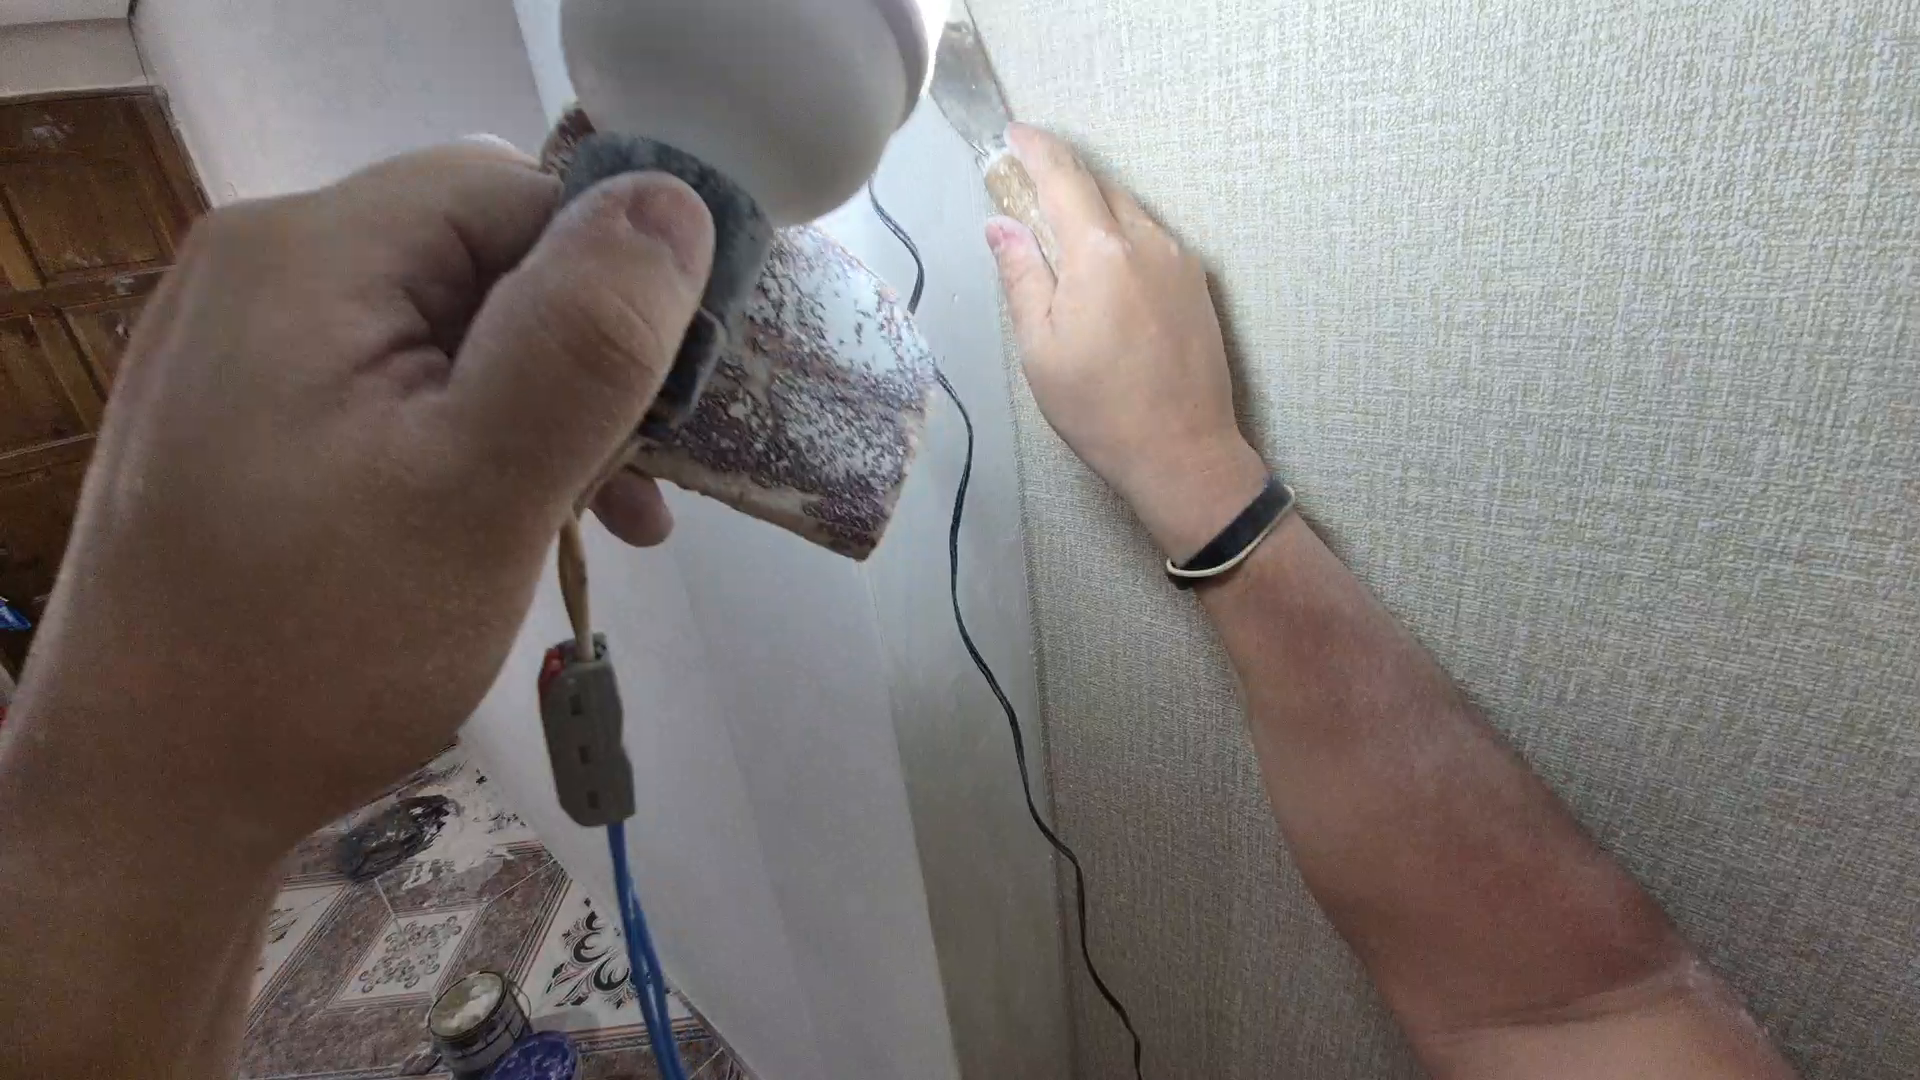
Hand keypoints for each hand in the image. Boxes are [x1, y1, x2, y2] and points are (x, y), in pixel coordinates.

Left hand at [7, 141, 713, 849]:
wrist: (173, 793)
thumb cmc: (329, 643)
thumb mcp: (481, 488)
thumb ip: (582, 343)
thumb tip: (680, 203)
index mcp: (318, 259)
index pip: (521, 196)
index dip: (619, 277)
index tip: (675, 386)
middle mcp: (293, 277)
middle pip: (510, 264)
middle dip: (604, 362)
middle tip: (652, 465)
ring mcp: (298, 352)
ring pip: (497, 336)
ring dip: (580, 414)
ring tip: (625, 508)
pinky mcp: (314, 420)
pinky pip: (459, 394)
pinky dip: (532, 446)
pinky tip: (574, 518)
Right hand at [988, 124, 1266, 557]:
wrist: (1181, 450)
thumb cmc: (1098, 409)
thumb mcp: (1040, 349)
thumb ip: (1021, 277)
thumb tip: (1001, 224)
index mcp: (1100, 254)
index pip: (1063, 176)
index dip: (1034, 149)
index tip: (1011, 137)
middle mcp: (1147, 242)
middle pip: (1099, 187)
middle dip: (1061, 181)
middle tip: (1026, 199)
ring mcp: (1181, 261)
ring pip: (1129, 213)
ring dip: (1093, 212)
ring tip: (1063, 242)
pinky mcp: (1198, 286)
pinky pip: (1152, 241)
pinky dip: (1121, 238)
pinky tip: (1105, 274)